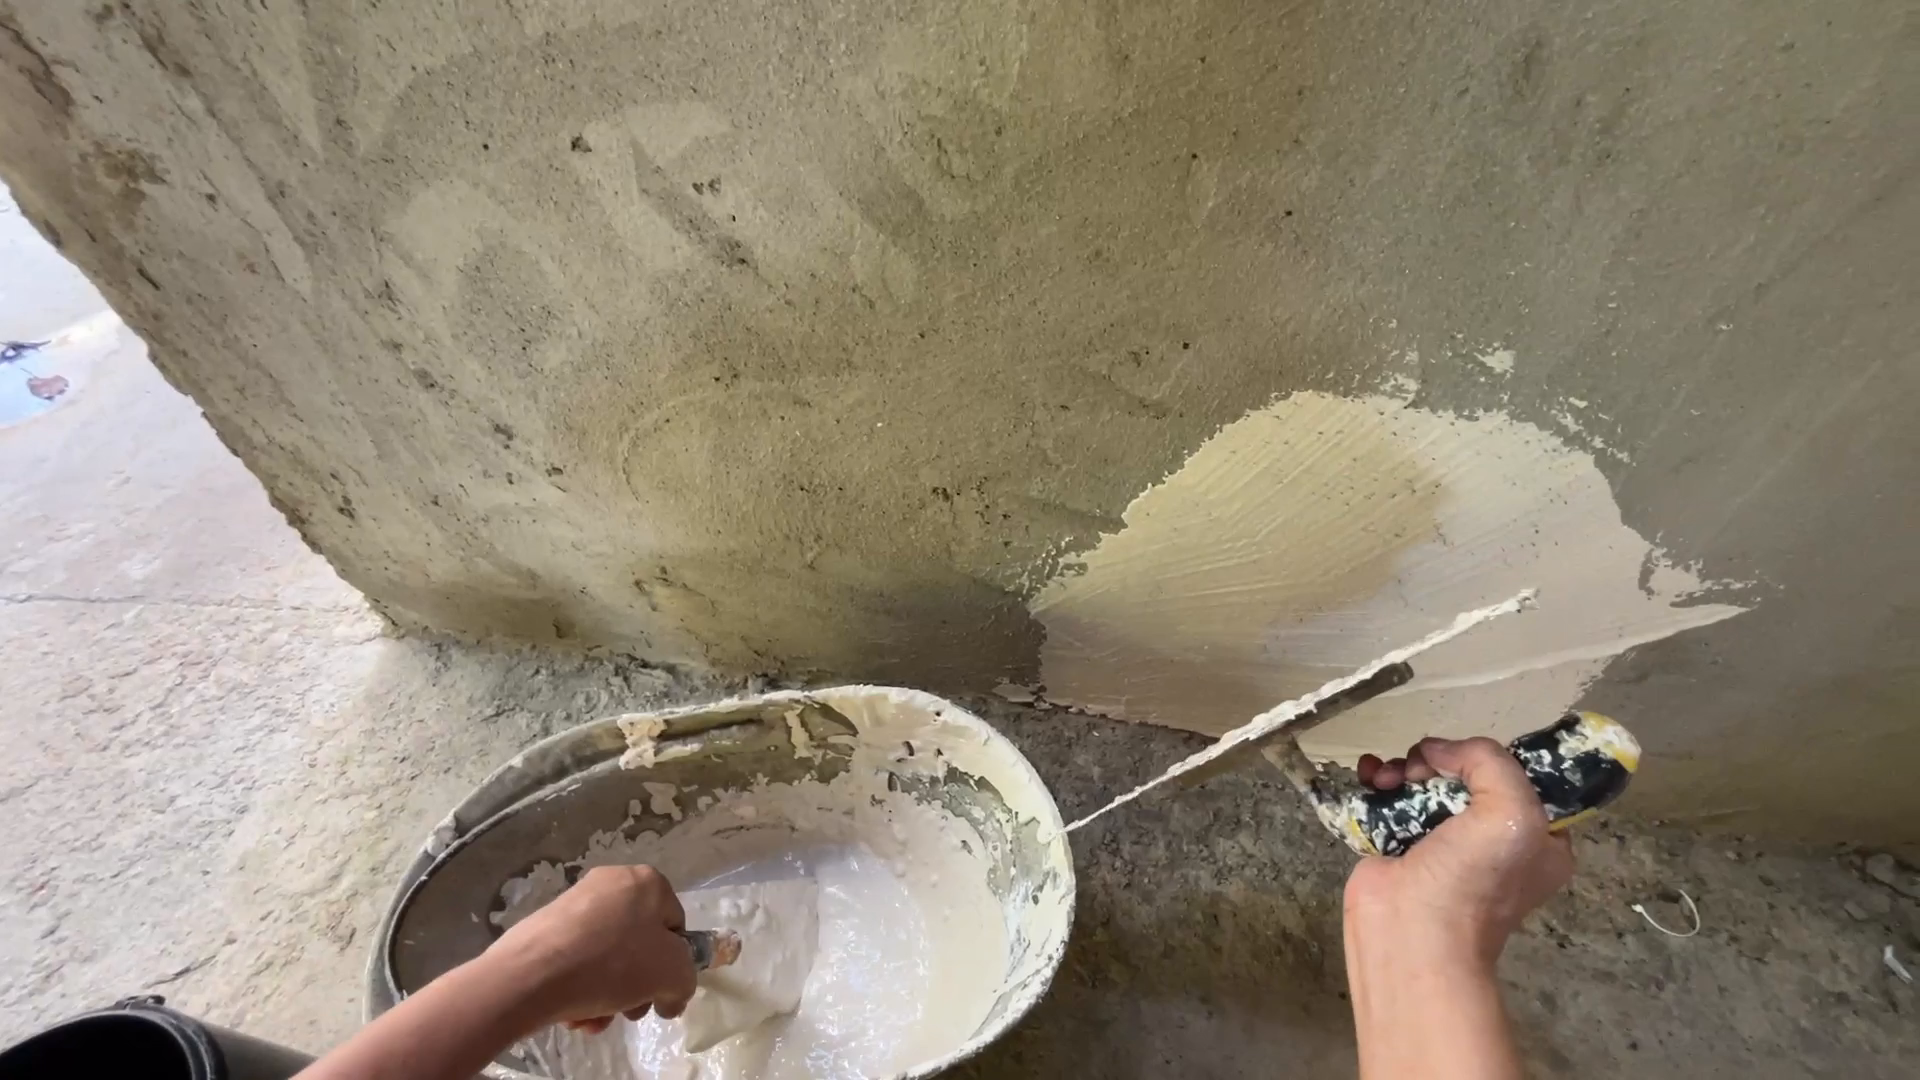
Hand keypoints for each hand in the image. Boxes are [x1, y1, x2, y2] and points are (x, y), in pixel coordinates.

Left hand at [488, 864, 697, 1033]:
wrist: (528, 976)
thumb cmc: (611, 964)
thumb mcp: (670, 974)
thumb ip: (684, 982)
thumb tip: (669, 997)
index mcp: (650, 881)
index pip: (674, 927)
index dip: (670, 966)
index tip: (653, 996)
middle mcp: (615, 880)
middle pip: (638, 942)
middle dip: (634, 984)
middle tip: (623, 1012)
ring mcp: (577, 900)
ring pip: (606, 953)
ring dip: (606, 991)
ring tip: (590, 1019)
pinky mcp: (546, 922)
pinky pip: (576, 955)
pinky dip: (578, 983)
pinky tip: (569, 1012)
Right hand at [1344, 737, 1572, 964]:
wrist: (1411, 928)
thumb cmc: (1472, 879)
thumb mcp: (1512, 813)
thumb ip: (1487, 762)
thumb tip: (1436, 751)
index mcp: (1537, 834)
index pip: (1517, 774)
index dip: (1486, 757)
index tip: (1460, 760)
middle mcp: (1490, 834)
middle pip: (1462, 771)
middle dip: (1433, 761)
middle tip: (1418, 773)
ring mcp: (1440, 836)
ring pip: (1421, 778)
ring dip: (1399, 767)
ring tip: (1383, 779)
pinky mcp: (1396, 836)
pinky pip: (1388, 792)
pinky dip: (1374, 777)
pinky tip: (1366, 776)